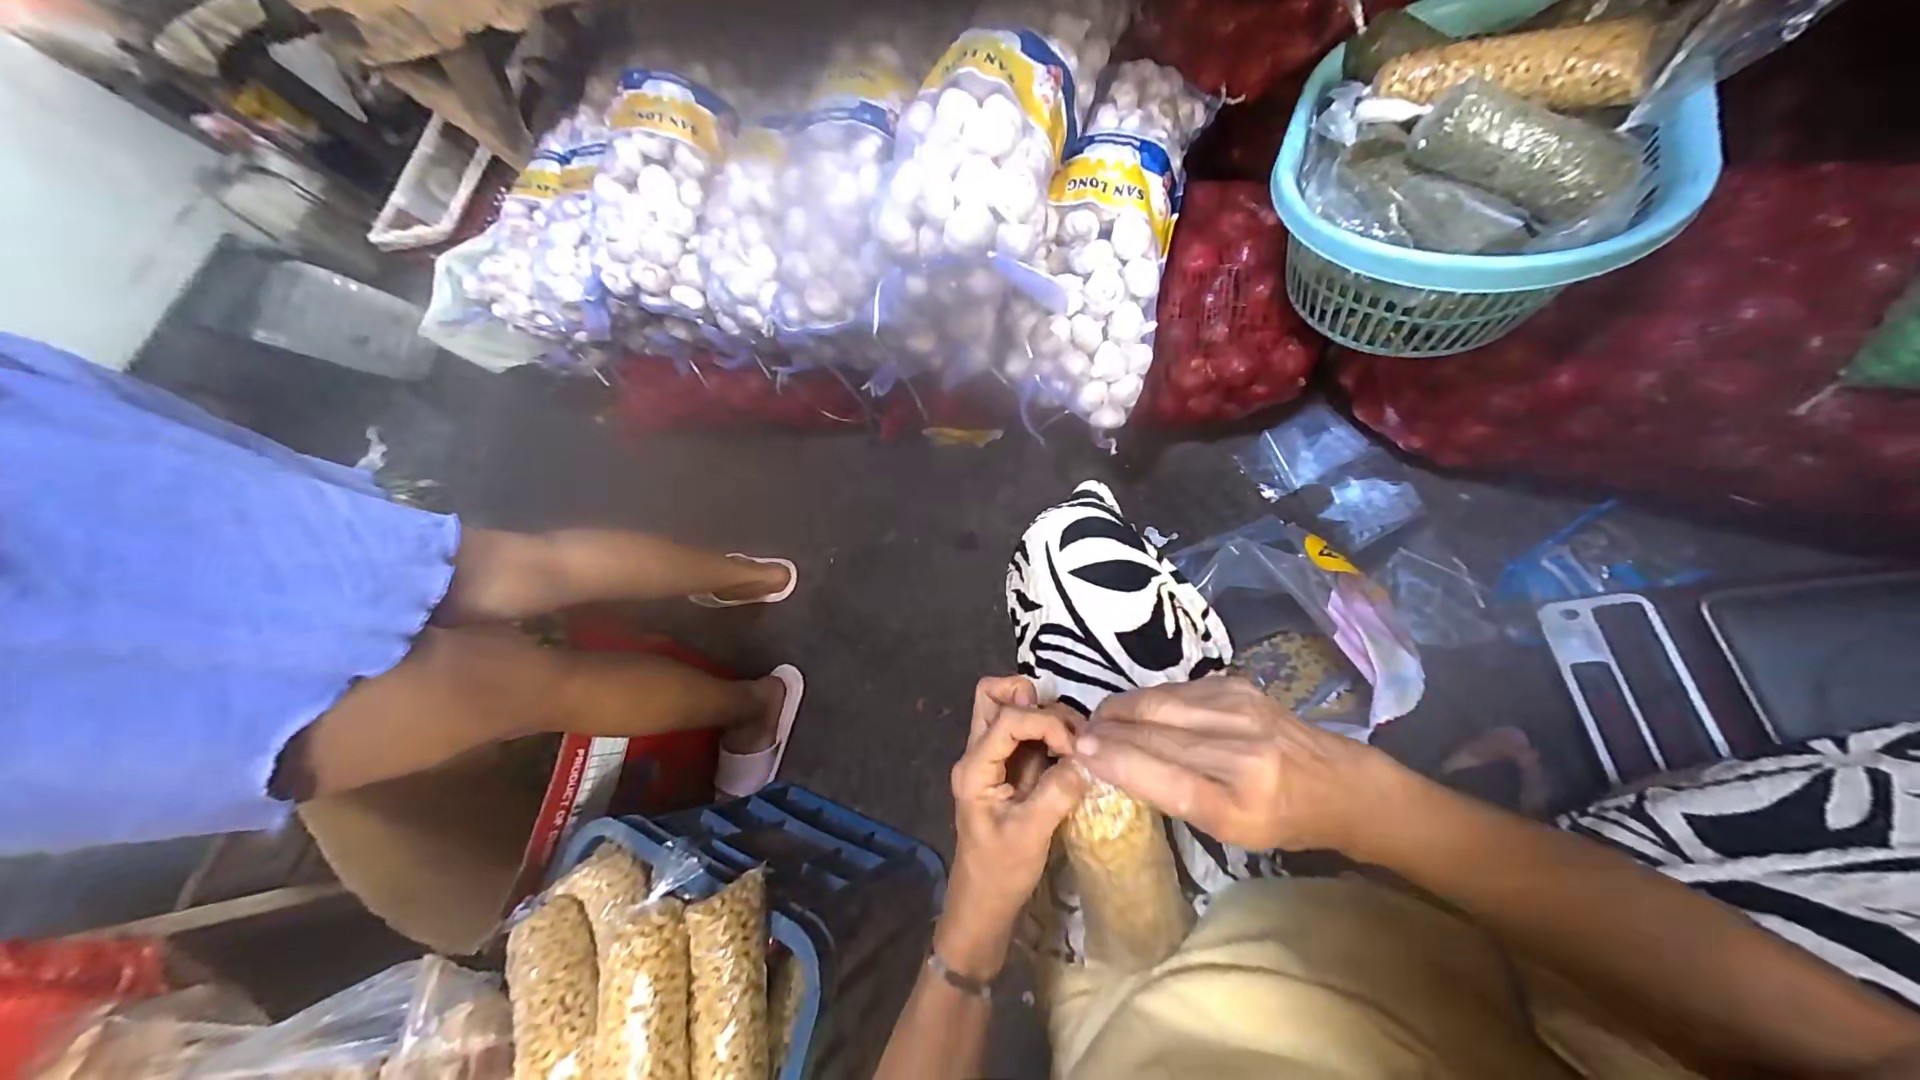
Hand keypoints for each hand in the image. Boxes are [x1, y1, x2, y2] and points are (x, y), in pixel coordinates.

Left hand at [940, 676, 1087, 978]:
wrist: (983, 903)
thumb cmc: (1000, 872)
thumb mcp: (1031, 835)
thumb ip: (1056, 792)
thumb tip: (1086, 760)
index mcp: (975, 767)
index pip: (1007, 718)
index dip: (1044, 722)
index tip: (1073, 749)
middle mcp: (978, 753)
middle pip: (991, 695)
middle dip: (1029, 696)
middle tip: (1064, 727)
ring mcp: (992, 758)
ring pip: (1008, 708)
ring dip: (1042, 713)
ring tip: (1073, 742)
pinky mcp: (1008, 768)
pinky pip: (1024, 732)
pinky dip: (1046, 731)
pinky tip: (1068, 752)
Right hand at [1075, 676, 1387, 852]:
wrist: (1341, 783)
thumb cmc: (1281, 820)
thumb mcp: (1229, 830)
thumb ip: (1173, 795)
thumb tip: (1113, 761)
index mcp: (1239, 804)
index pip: (1163, 777)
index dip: (1116, 761)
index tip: (1081, 751)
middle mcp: (1240, 753)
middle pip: (1153, 732)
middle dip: (1108, 729)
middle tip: (1080, 734)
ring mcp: (1240, 711)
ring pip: (1158, 702)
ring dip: (1120, 709)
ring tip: (1101, 720)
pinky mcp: (1238, 686)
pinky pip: (1175, 689)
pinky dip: (1147, 699)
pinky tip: (1136, 709)